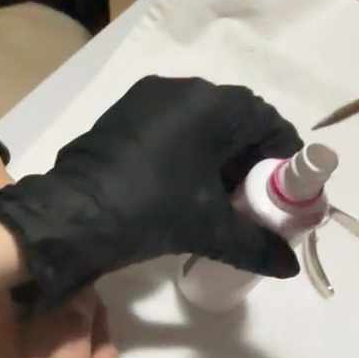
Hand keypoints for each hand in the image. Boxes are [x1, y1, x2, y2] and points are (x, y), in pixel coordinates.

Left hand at [0, 76, 302, 315]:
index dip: (282, 162)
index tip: (284, 198)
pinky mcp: (121, 118)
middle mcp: (183, 91)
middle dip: (248, 166)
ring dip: (215, 163)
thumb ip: (255, 245)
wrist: (70, 217)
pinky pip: (169, 133)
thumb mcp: (208, 230)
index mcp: (213, 105)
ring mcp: (147, 101)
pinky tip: (180, 194)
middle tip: (251, 207)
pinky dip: (184, 159)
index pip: (269, 124)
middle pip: (234, 125)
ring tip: (217, 206)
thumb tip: (288, 267)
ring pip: (199, 130)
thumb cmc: (148, 212)